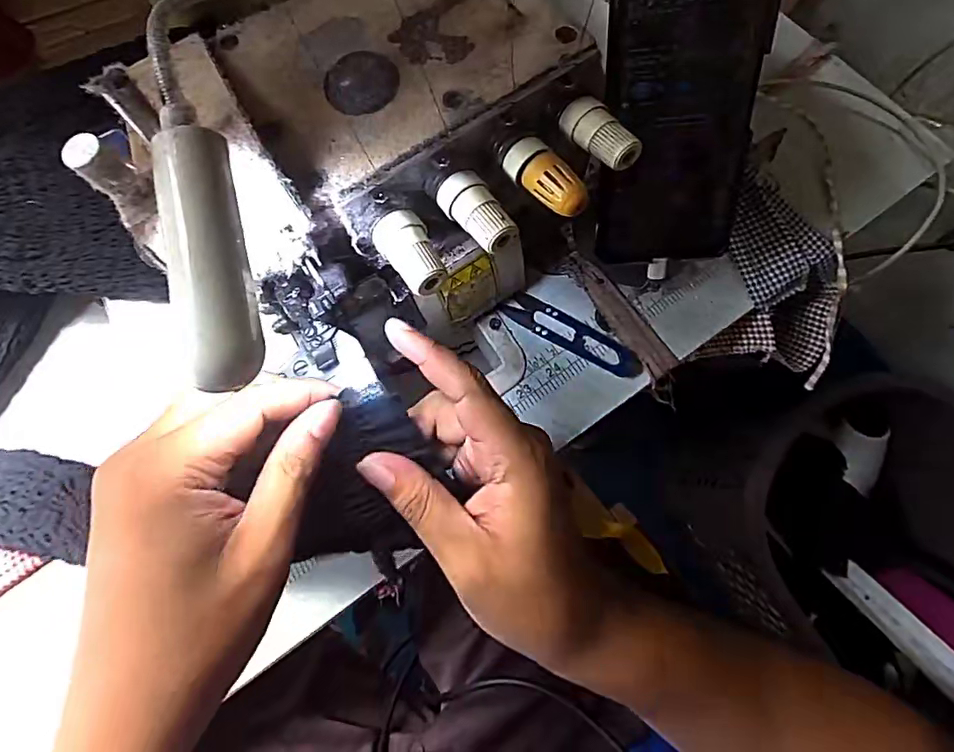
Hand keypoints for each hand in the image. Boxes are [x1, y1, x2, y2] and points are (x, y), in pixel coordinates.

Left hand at [55, 379, 341, 751]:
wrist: (128, 710)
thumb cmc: (191, 645)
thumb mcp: (263, 549)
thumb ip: (294, 469)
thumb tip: (322, 415)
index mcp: (163, 470)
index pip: (245, 403)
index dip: (299, 393)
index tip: (337, 395)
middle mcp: (132, 460)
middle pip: (216, 399)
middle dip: (271, 403)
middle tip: (320, 418)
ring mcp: (121, 475)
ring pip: (197, 414)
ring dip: (244, 421)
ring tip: (291, 439)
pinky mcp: (122, 491)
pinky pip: (177, 441)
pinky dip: (217, 442)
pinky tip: (248, 464)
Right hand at [355, 318, 623, 676]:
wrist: (580, 622)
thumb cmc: (532, 597)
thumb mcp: (465, 555)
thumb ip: (418, 501)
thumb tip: (373, 461)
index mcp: (513, 453)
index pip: (466, 389)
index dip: (428, 355)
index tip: (396, 331)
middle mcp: (516, 441)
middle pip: (451, 409)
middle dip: (416, 435)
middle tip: (393, 480)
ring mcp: (514, 452)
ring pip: (453, 428)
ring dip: (427, 455)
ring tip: (421, 501)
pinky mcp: (509, 467)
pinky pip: (463, 448)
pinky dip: (441, 465)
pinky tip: (432, 497)